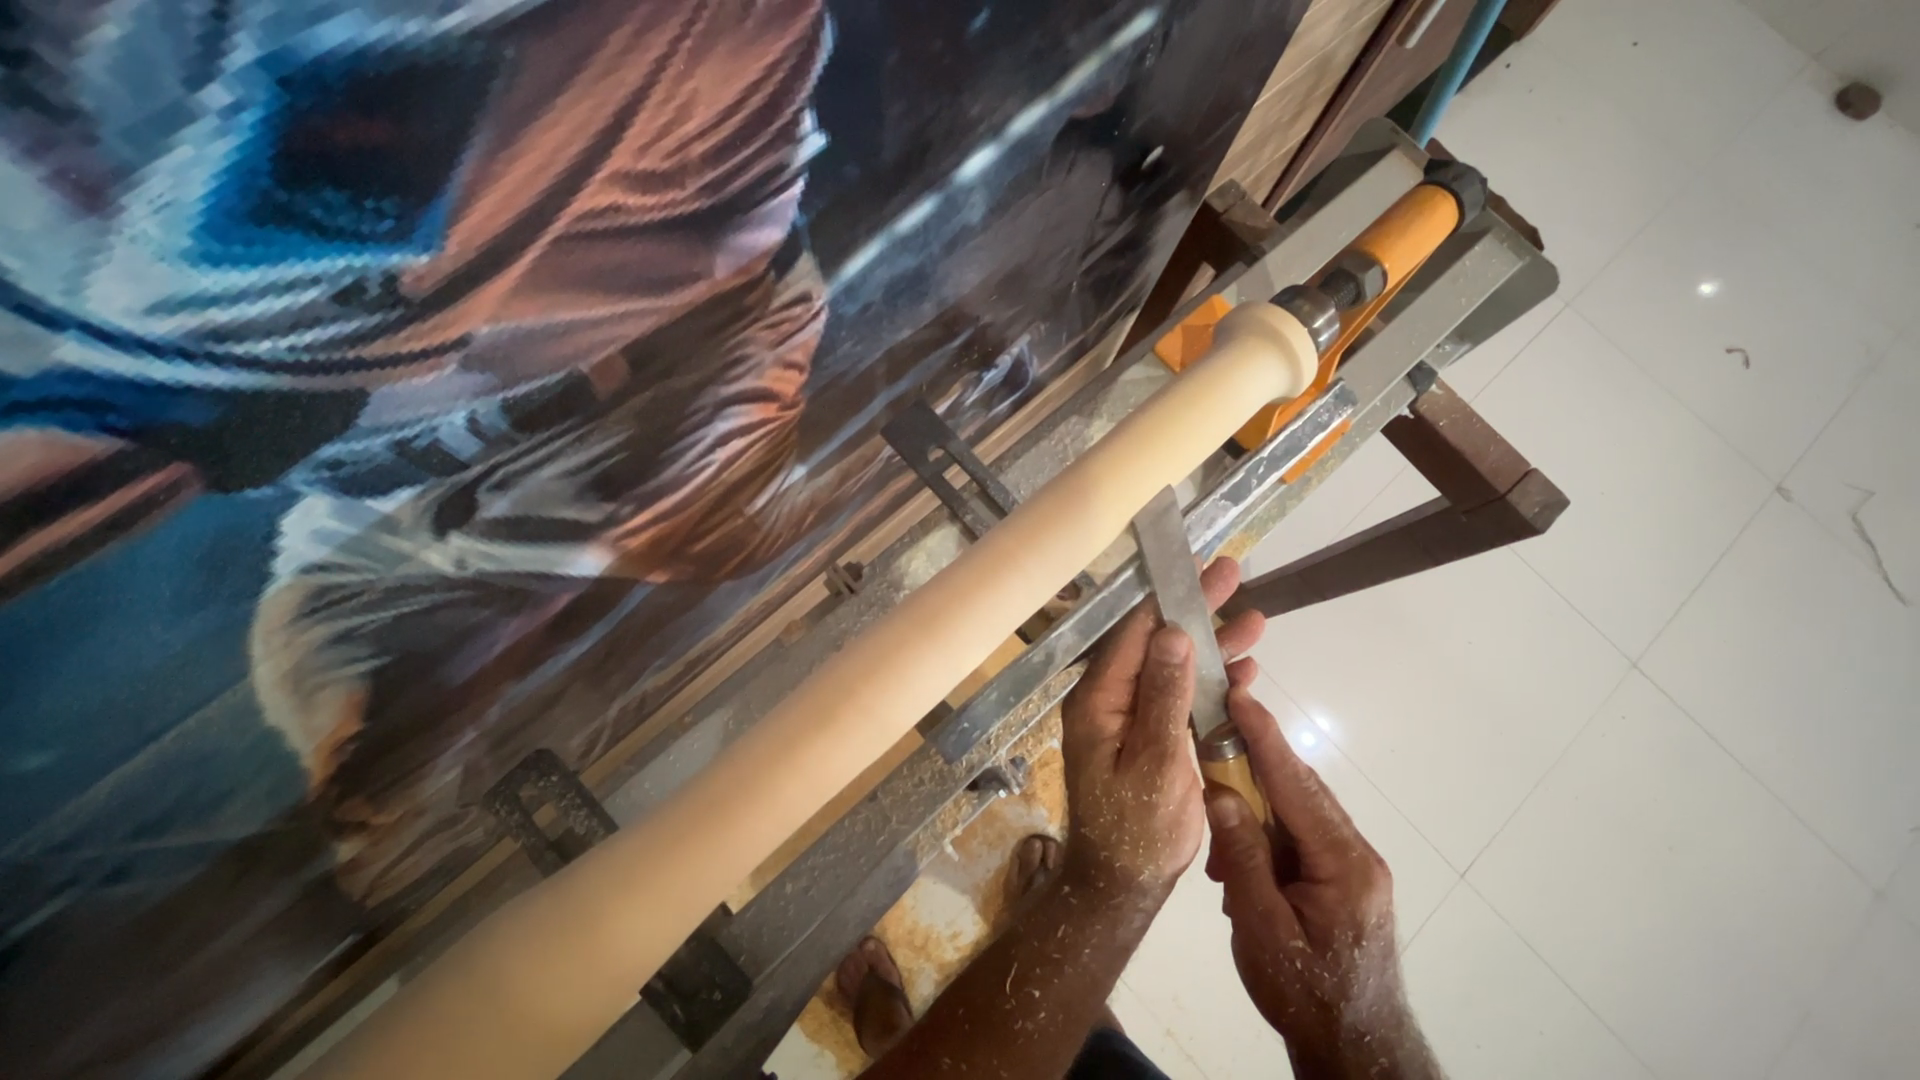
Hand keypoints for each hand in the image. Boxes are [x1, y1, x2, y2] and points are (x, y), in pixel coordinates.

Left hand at [1061, 558, 1264, 903]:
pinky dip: (1211, 686)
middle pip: (1157, 644)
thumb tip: (1172, 633)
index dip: (1173, 599)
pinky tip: (1243, 673)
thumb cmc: (1136, 829)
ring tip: (1255, 622)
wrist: (1123, 883)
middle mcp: (1111, 700)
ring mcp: (1130, 718)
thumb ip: (1163, 696)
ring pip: (1174, 669)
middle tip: (1235, 576)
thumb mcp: (1154, 762)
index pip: (1137, 634)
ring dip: (1212, 648)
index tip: (1205, 570)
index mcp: (1099, 700)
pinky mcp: (1149, 737)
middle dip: (1197, 613)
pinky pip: (1180, 700)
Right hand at [1204, 691, 1440, 1079]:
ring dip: (1256, 802)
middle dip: (1256, 759)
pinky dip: (1266, 832)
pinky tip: (1237, 856)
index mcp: (1343, 862)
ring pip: (1299, 811)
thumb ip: (1242, 857)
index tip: (1239, 697)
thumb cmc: (1304, 992)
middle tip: (1213, 731)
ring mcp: (1354, 867)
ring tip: (1216, 806)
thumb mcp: (1262, 929)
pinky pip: (1300, 836)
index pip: (1296, 784)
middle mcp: (1356, 853)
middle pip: (1301, 789)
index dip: (1265, 738)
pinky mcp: (1345, 881)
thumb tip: (1219, 792)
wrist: (1355, 1048)